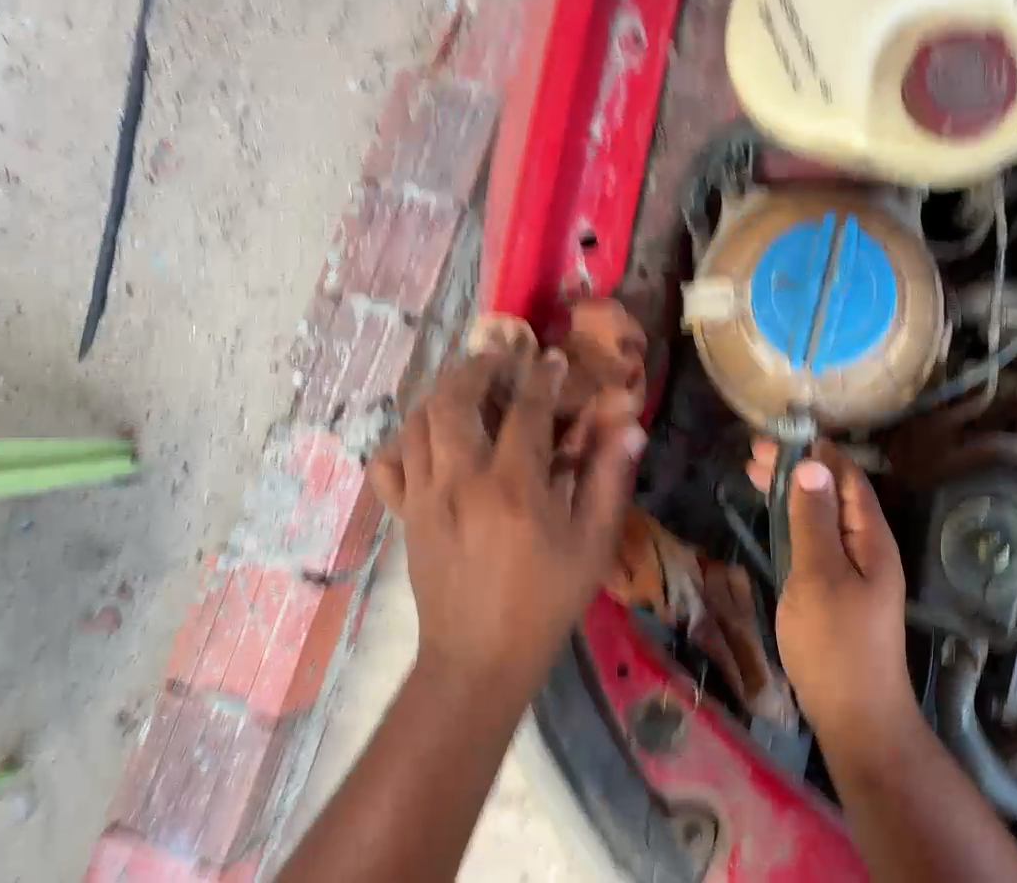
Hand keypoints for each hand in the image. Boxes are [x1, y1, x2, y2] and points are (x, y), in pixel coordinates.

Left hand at [369, 345, 647, 688]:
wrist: (478, 658)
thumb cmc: (546, 602)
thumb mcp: (593, 545)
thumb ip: (609, 481)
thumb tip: (628, 427)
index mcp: (515, 487)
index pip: (525, 409)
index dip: (541, 376)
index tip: (551, 358)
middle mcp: (462, 481)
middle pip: (454, 399)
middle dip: (477, 367)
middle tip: (499, 358)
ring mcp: (425, 497)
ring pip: (417, 422)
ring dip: (441, 393)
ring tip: (466, 386)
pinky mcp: (405, 516)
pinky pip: (388, 463)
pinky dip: (403, 440)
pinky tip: (427, 439)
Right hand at [749, 440, 918, 742]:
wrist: (856, 717)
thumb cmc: (835, 643)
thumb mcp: (819, 575)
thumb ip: (814, 520)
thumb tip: (811, 465)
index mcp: (871, 537)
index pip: (847, 478)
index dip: (815, 452)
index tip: (776, 437)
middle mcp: (868, 548)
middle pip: (834, 495)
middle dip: (797, 471)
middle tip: (752, 456)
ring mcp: (855, 573)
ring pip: (824, 519)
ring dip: (793, 495)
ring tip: (754, 477)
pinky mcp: (839, 594)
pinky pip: (818, 543)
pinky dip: (795, 523)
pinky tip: (775, 520)